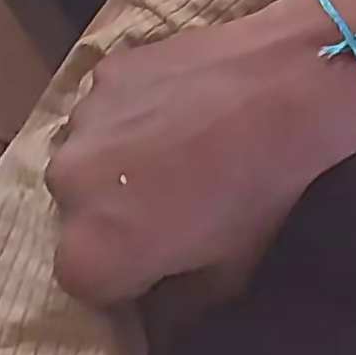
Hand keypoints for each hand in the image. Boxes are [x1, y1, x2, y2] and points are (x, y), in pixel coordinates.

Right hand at [49, 0, 355, 307]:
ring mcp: (82, 116)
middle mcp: (66, 183)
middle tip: (169, 187)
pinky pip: (105, 100)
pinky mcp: (106, 64)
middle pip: (76, 212)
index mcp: (94, 251)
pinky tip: (176, 99)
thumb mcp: (228, 261)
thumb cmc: (269, 183)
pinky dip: (129, 107)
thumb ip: (179, 287)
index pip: (85, 281)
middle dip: (114, 209)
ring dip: (116, 153)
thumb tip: (158, 290)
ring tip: (175, 137)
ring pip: (86, 149)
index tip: (161, 244)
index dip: (128, 265)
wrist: (289, 80)